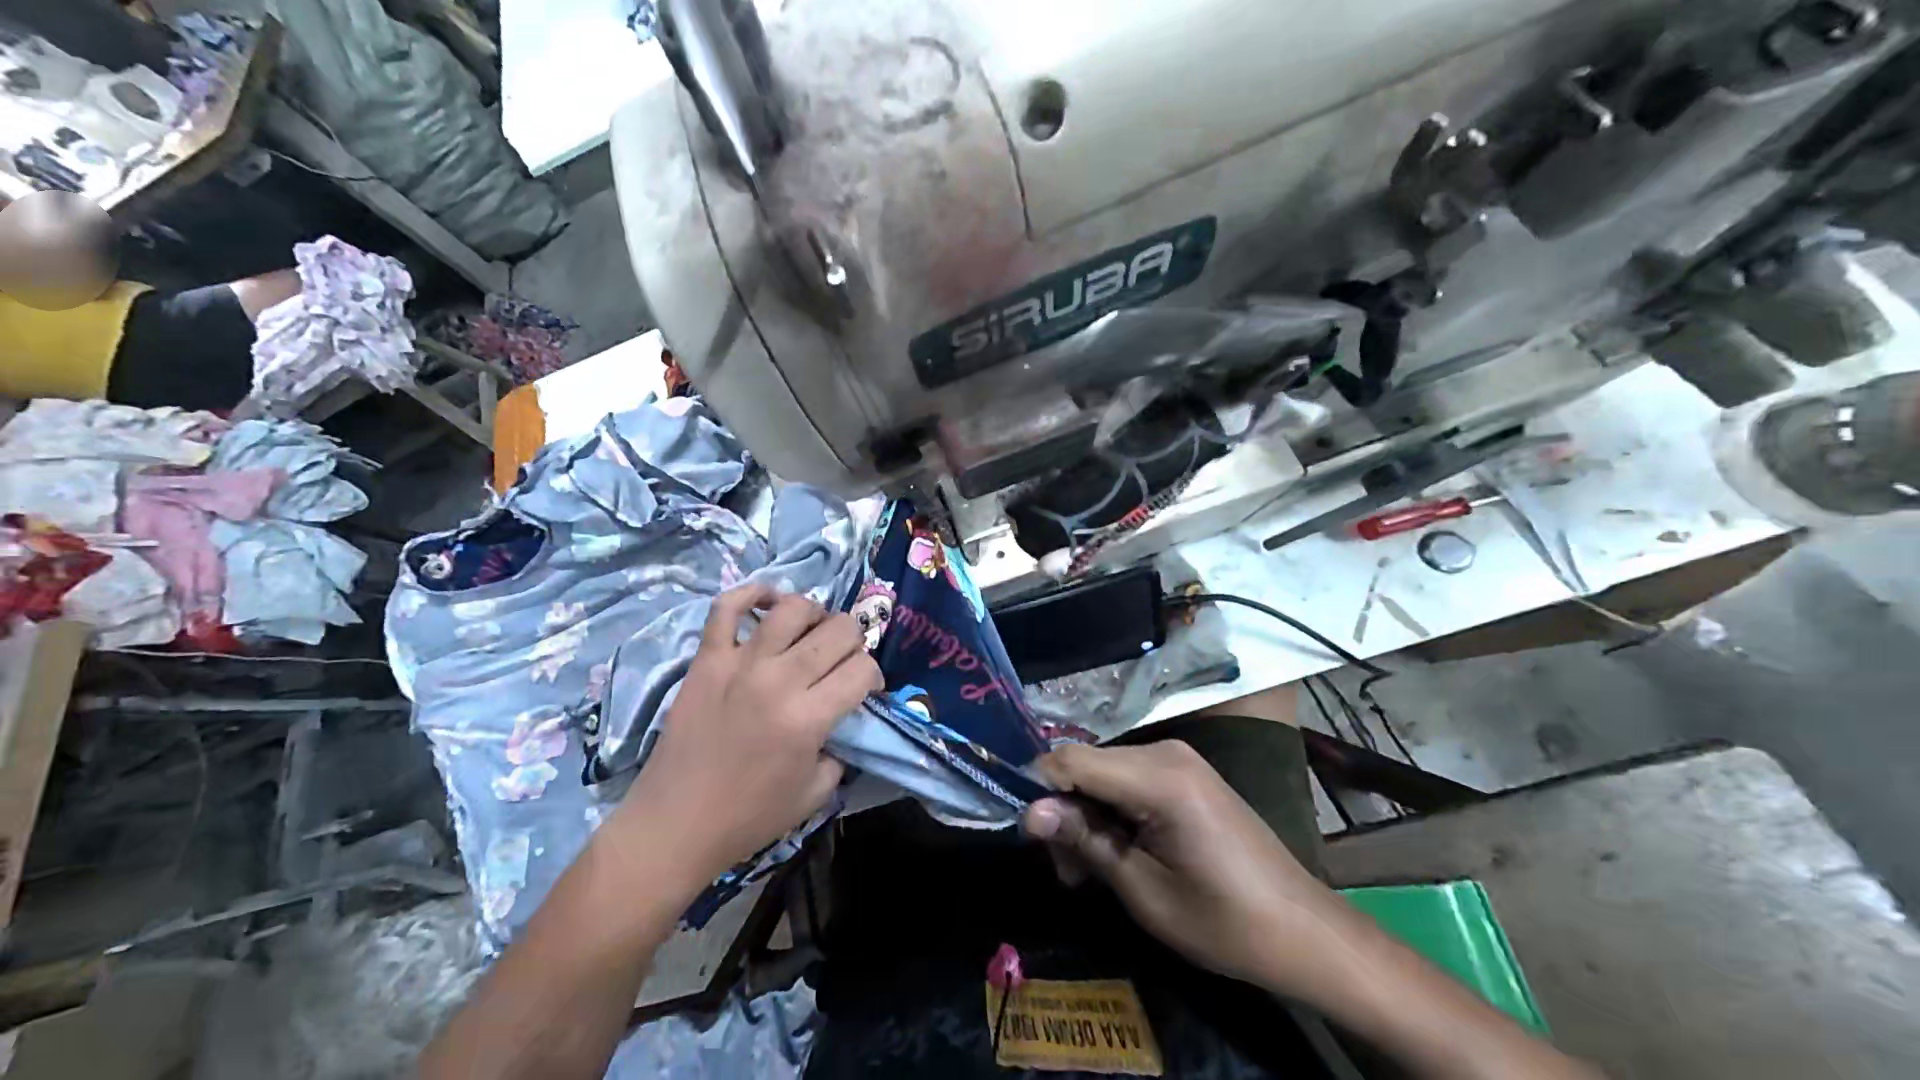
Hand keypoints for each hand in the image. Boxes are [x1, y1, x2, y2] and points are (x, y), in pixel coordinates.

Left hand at [615, 585, 880, 892]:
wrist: (675, 824)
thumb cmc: (748, 816)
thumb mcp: (815, 793)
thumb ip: (840, 751)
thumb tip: (844, 721)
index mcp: (809, 719)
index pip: (862, 669)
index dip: (874, 676)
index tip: (866, 688)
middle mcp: (778, 681)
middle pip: (837, 631)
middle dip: (854, 641)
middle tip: (844, 660)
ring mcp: (739, 664)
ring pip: (791, 609)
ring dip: (815, 613)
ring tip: (813, 630)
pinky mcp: (707, 660)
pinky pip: (726, 608)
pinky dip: (751, 594)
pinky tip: (768, 601)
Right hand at [1023, 741, 1351, 992]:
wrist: (1301, 930)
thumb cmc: (1223, 920)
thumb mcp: (1143, 889)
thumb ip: (1084, 841)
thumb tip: (1029, 813)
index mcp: (1159, 777)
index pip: (1071, 759)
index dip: (1040, 791)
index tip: (1031, 838)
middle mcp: (1166, 752)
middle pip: (1085, 765)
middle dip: (1064, 812)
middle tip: (1066, 872)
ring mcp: (1178, 759)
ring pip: (1102, 772)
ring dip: (1085, 816)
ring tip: (1086, 872)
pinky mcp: (1185, 772)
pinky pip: (1127, 778)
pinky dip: (1110, 811)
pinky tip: (1114, 851)